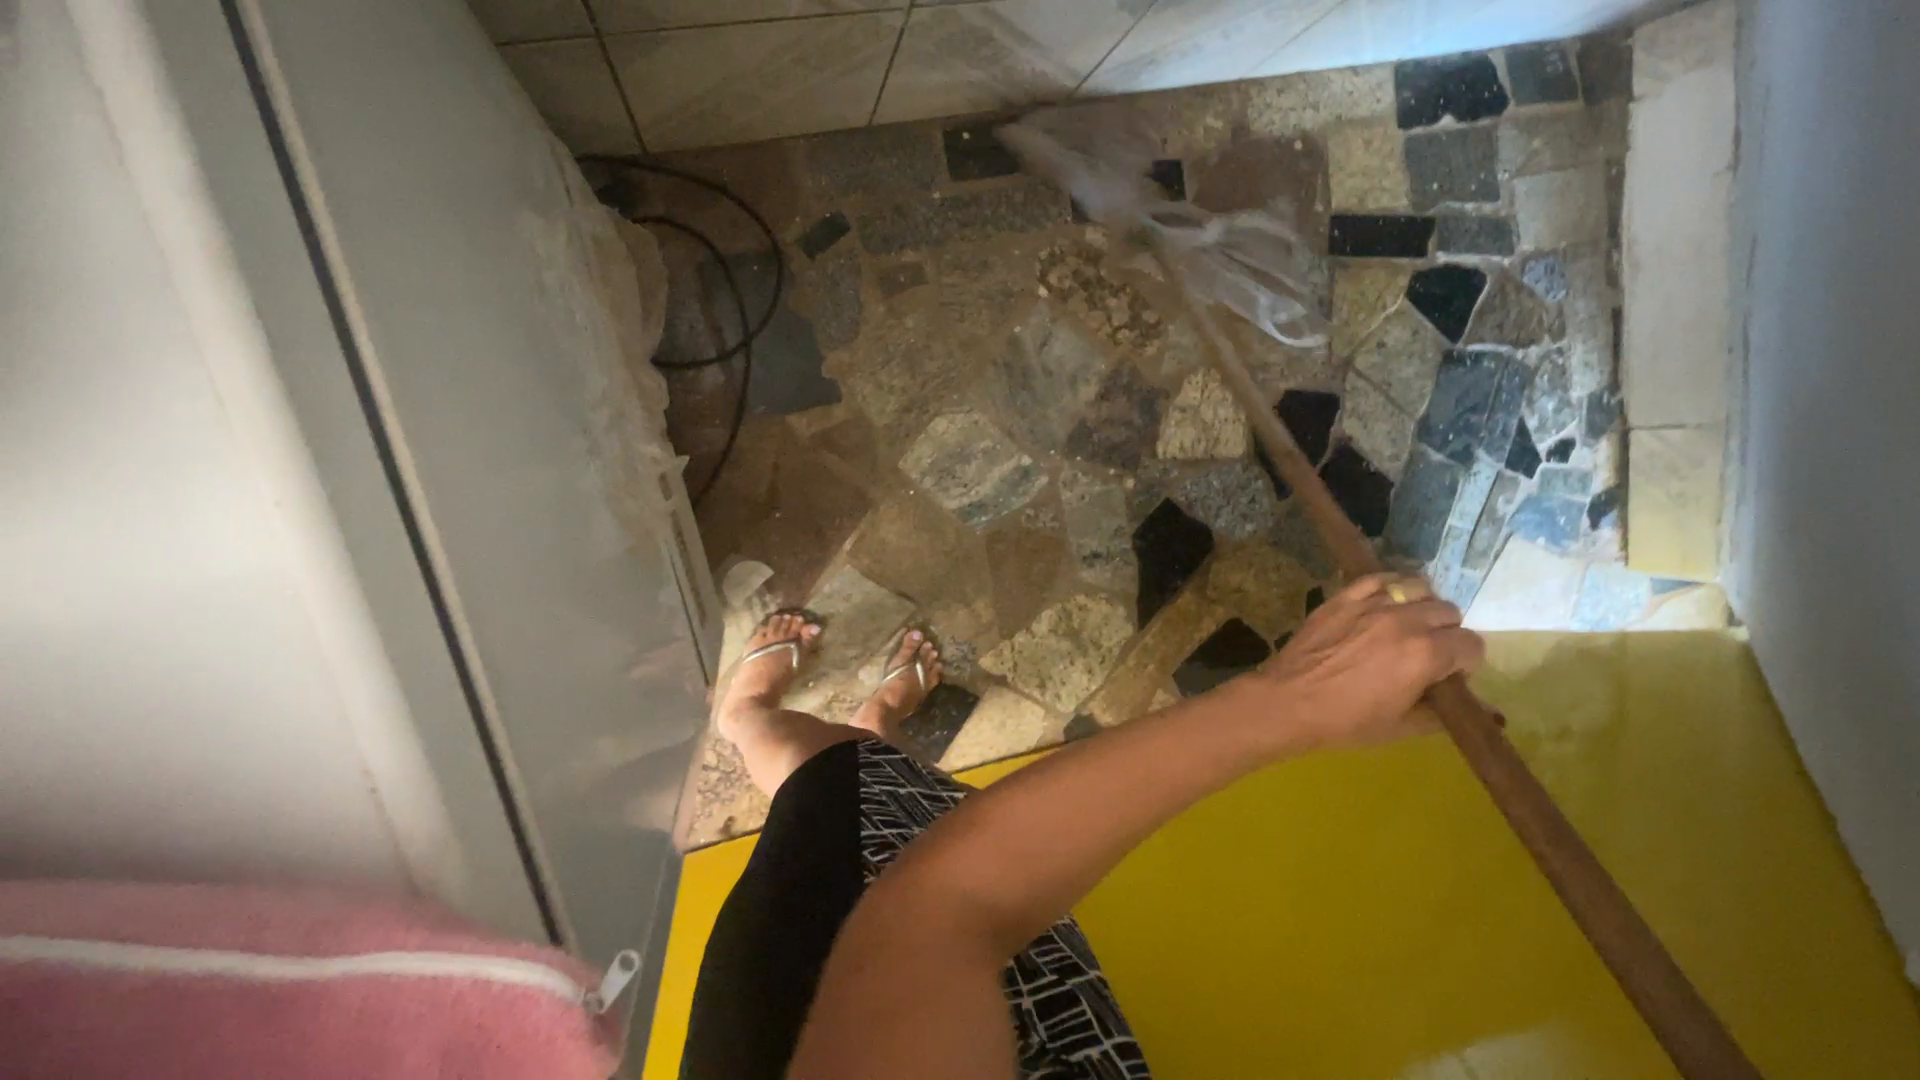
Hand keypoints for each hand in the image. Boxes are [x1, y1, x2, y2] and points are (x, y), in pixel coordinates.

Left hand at [1239, 573, 1485, 752]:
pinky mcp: (1343, 597)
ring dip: (1422, 606)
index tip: (1448, 676)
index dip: (1465, 663)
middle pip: (1448, 613)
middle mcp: (1405, 620)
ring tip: (1407, 626)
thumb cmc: (1346, 721)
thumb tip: (1493, 715)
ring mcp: (1371, 604)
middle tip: (1426, 654)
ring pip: (1418, 589)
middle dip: (1446, 634)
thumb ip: (1447, 713)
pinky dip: (1390, 586)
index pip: (1472, 645)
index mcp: (1426, 653)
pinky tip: (1387, 602)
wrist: (1287, 702)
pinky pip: (1379, 578)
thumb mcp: (1403, 726)